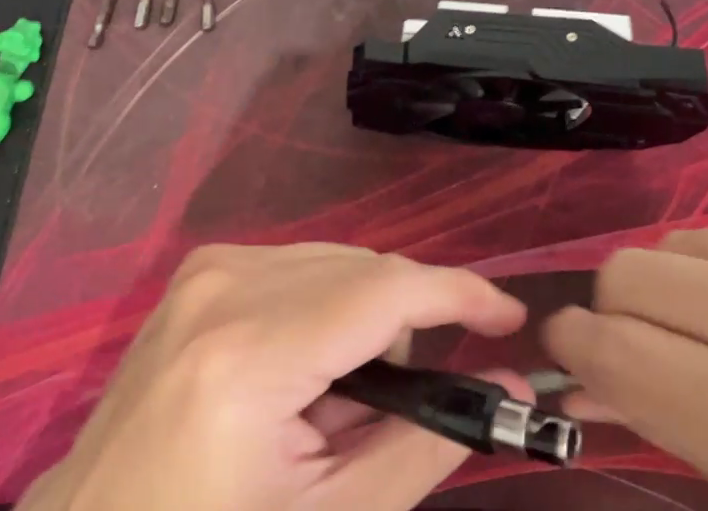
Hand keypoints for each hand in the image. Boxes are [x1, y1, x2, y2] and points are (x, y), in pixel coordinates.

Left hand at [16, 243, 527, 510]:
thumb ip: (425, 445)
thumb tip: (507, 387)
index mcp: (249, 356)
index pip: (384, 291)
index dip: (460, 296)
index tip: (509, 320)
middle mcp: (224, 288)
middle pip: (365, 270)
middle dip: (410, 322)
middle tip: (411, 399)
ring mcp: (205, 271)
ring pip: (337, 261)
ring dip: (367, 315)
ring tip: (346, 397)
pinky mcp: (198, 272)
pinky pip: (299, 265)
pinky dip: (328, 306)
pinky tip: (309, 367)